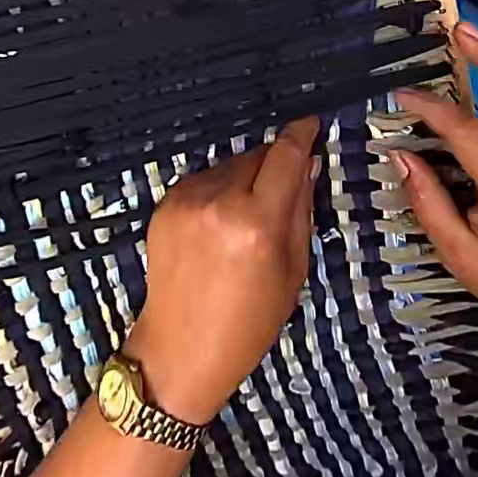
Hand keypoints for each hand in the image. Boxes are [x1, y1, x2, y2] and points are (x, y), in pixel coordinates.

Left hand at [124, 117, 321, 423]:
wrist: (177, 351)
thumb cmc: (248, 322)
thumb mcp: (292, 271)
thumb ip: (301, 210)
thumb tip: (308, 163)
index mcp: (257, 223)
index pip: (285, 154)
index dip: (301, 133)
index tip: (311, 124)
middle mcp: (220, 201)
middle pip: (258, 154)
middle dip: (274, 165)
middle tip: (278, 195)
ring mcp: (188, 200)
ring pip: (232, 164)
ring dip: (246, 177)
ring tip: (244, 219)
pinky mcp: (166, 203)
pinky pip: (206, 178)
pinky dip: (219, 190)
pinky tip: (217, 225)